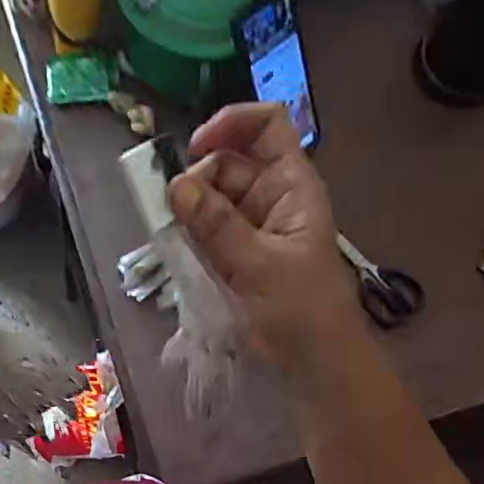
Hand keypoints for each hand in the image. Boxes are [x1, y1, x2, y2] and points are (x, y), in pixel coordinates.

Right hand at [168, 103, 366, 367]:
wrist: (313, 359)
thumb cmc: (302, 307)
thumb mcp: (261, 264)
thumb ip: (217, 225)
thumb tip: (175, 187)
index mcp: (290, 186)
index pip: (266, 127)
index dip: (231, 124)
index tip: (194, 148)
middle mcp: (269, 199)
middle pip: (227, 165)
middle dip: (198, 178)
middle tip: (171, 209)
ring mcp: (249, 230)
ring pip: (210, 202)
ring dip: (188, 212)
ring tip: (170, 233)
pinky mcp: (233, 258)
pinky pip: (204, 234)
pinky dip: (188, 238)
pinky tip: (174, 249)